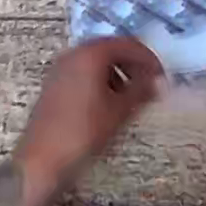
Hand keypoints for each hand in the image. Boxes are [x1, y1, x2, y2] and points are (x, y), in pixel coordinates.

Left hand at [14, 37, 163, 184]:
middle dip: (133, 64)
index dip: (149, 59)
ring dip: (118, 72)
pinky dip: (101, 80)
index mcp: (90, 55)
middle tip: (150, 83)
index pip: (128, 44)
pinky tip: (109, 101)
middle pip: (111, 49)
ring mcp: (60, 69)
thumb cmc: (84, 132)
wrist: (43, 160)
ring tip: (132, 95)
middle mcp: (73, 54)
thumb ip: (141, 89)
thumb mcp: (120, 110)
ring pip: (96, 61)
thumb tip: (157, 80)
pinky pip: (83, 73)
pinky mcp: (54, 85)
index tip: (162, 76)